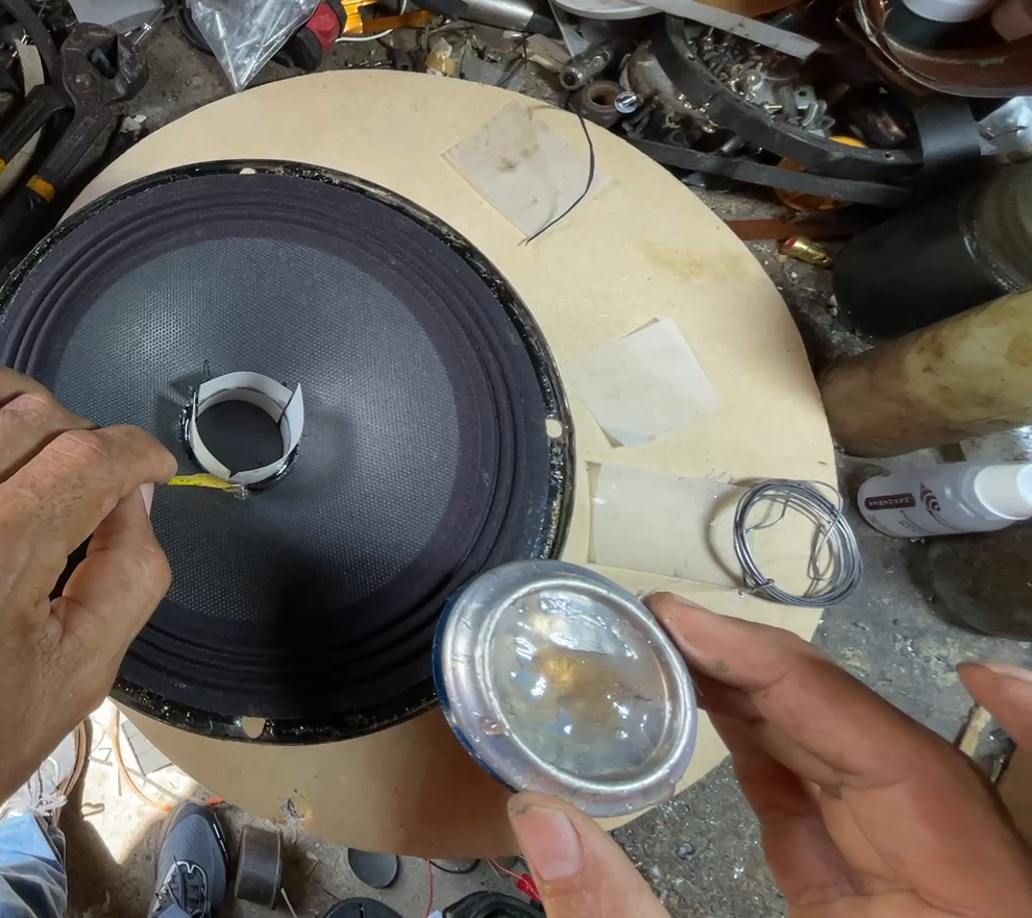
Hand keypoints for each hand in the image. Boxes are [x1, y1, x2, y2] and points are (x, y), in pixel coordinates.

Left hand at [0, 352, 176, 917]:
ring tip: (44, 463)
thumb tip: (132, 495)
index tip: (154, 471)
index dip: (139, 453)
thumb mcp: (79, 677)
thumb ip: (131, 571)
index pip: (87, 457)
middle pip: (41, 415)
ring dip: (31, 410)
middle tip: (99, 494)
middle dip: (90, 444)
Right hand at [507, 595, 1031, 916]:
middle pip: (880, 747)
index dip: (784, 670)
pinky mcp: (888, 907)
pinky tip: (709, 713)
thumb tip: (534, 815)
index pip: (896, 760)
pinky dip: (770, 746)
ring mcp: (934, 903)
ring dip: (763, 698)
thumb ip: (617, 917)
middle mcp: (972, 904)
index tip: (681, 619)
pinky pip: (835, 803)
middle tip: (657, 623)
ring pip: (859, 767)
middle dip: (767, 670)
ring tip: (669, 651)